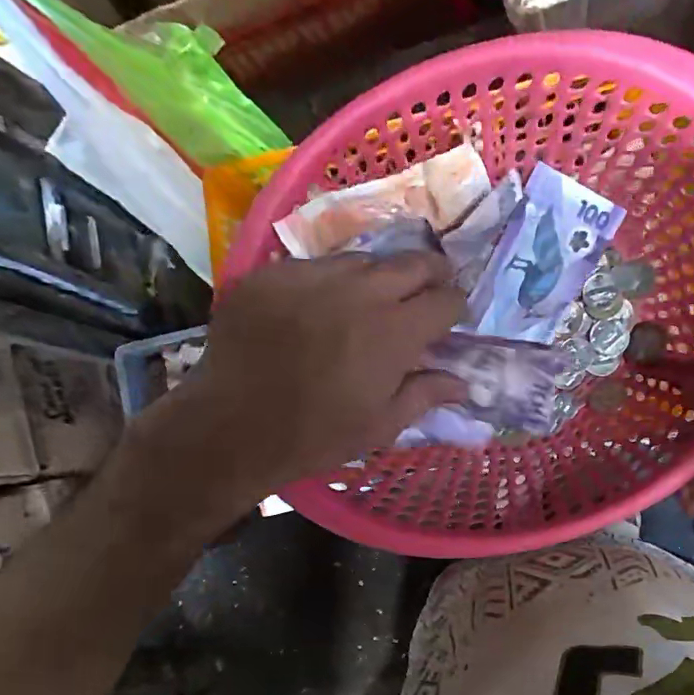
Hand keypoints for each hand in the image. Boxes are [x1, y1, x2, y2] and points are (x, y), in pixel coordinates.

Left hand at [124, 253, 466, 514]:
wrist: (231, 428)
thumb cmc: (316, 435)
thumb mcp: (380, 425)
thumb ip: (425, 395)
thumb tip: (461, 383)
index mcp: (394, 332)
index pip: (445, 299)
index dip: (456, 306)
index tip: (453, 316)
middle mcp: (359, 292)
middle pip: (412, 263)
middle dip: (431, 274)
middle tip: (430, 288)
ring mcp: (312, 277)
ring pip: (363, 259)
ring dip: (380, 275)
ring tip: (375, 296)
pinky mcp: (272, 275)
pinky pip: (315, 266)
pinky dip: (330, 281)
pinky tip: (322, 304)